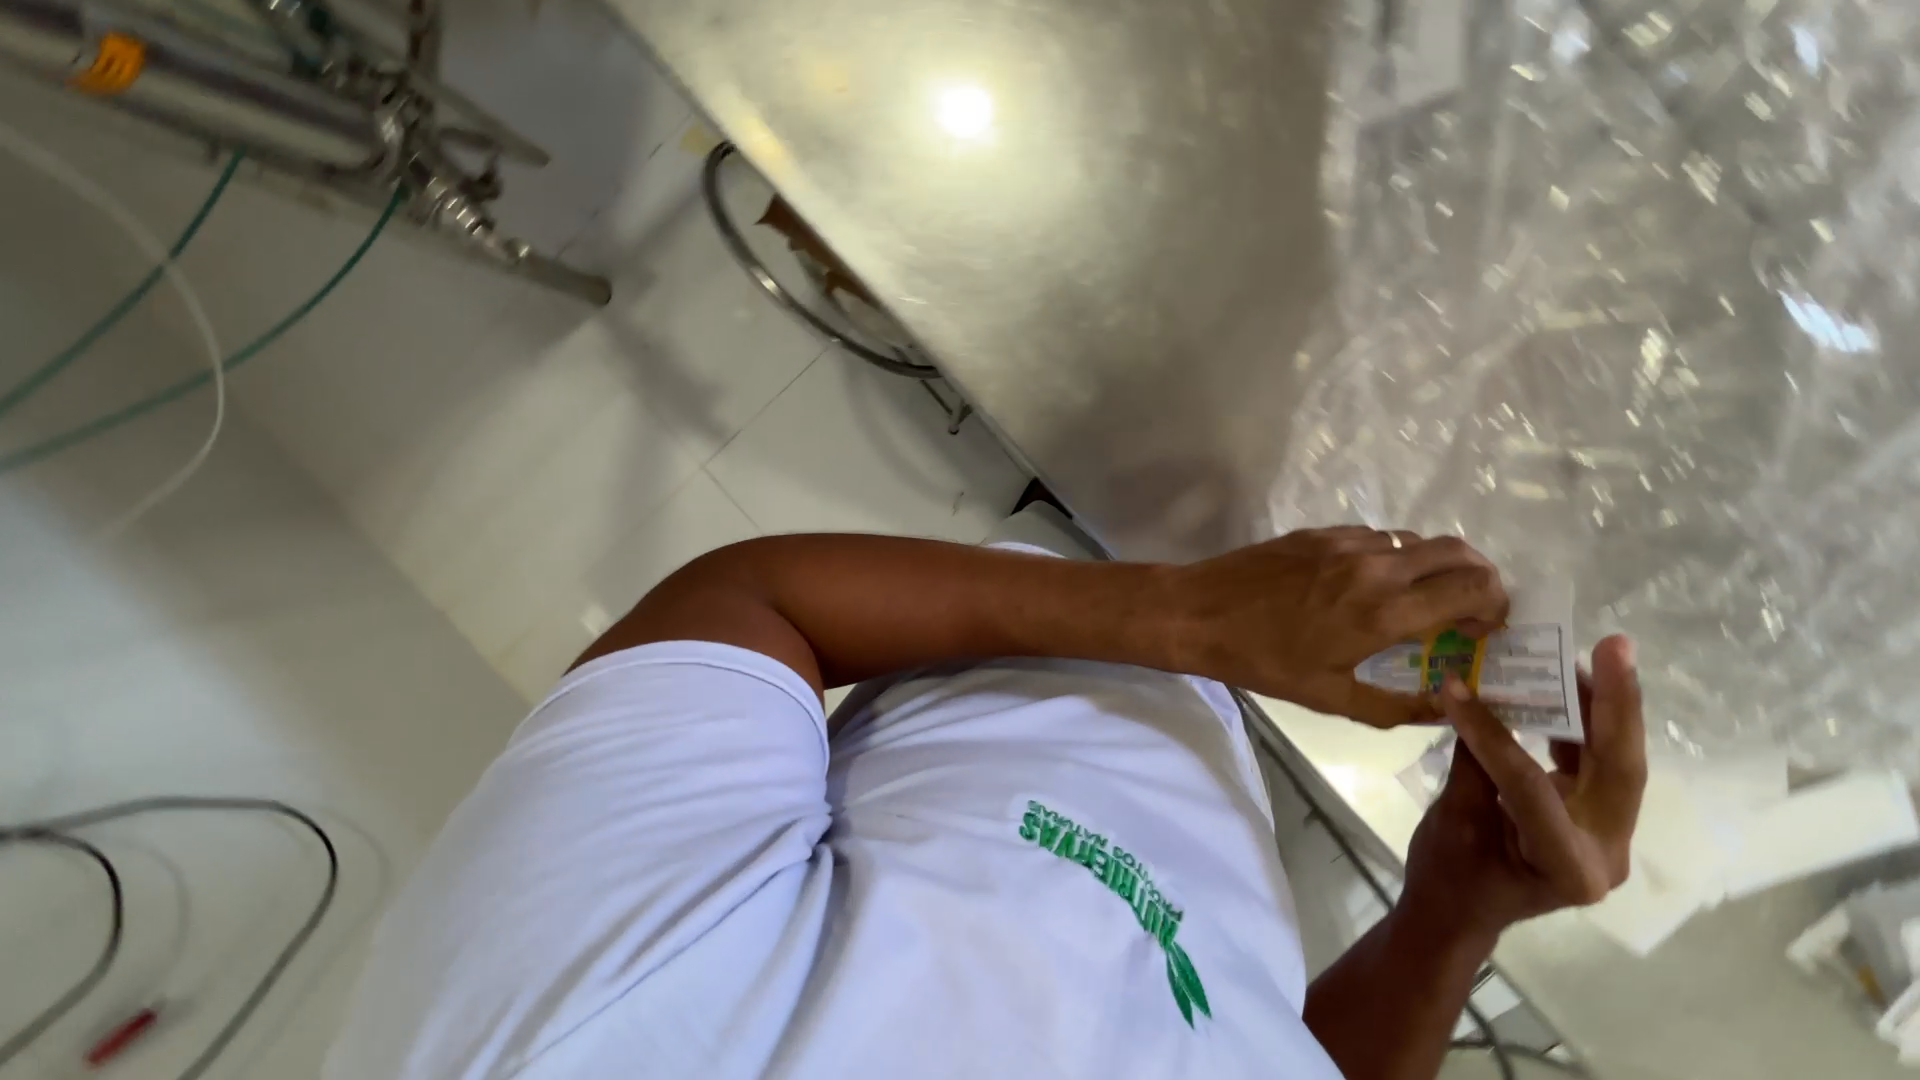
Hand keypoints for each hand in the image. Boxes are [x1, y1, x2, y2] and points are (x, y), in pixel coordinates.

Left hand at [1164, 526, 1507, 726]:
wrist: (1198, 613)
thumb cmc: (1261, 661)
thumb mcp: (1329, 697)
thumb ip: (1397, 706)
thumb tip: (1447, 707)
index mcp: (1384, 611)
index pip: (1474, 590)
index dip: (1495, 607)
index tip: (1483, 629)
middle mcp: (1375, 567)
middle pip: (1459, 553)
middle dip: (1480, 578)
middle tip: (1467, 608)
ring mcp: (1345, 542)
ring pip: (1416, 541)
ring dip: (1433, 566)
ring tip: (1418, 597)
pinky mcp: (1319, 531)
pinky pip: (1376, 535)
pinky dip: (1391, 555)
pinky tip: (1368, 582)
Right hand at [1399, 635, 1646, 944]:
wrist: (1457, 915)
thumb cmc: (1447, 877)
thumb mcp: (1451, 821)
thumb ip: (1472, 762)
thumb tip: (1470, 696)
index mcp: (1568, 866)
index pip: (1531, 784)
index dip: (1492, 734)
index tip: (1456, 685)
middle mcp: (1605, 852)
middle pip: (1620, 767)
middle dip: (1618, 703)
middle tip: (1616, 647)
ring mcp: (1606, 835)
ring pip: (1616, 762)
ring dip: (1605, 707)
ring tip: (1596, 657)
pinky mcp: (1593, 819)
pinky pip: (1595, 766)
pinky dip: (1582, 726)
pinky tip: (1564, 691)